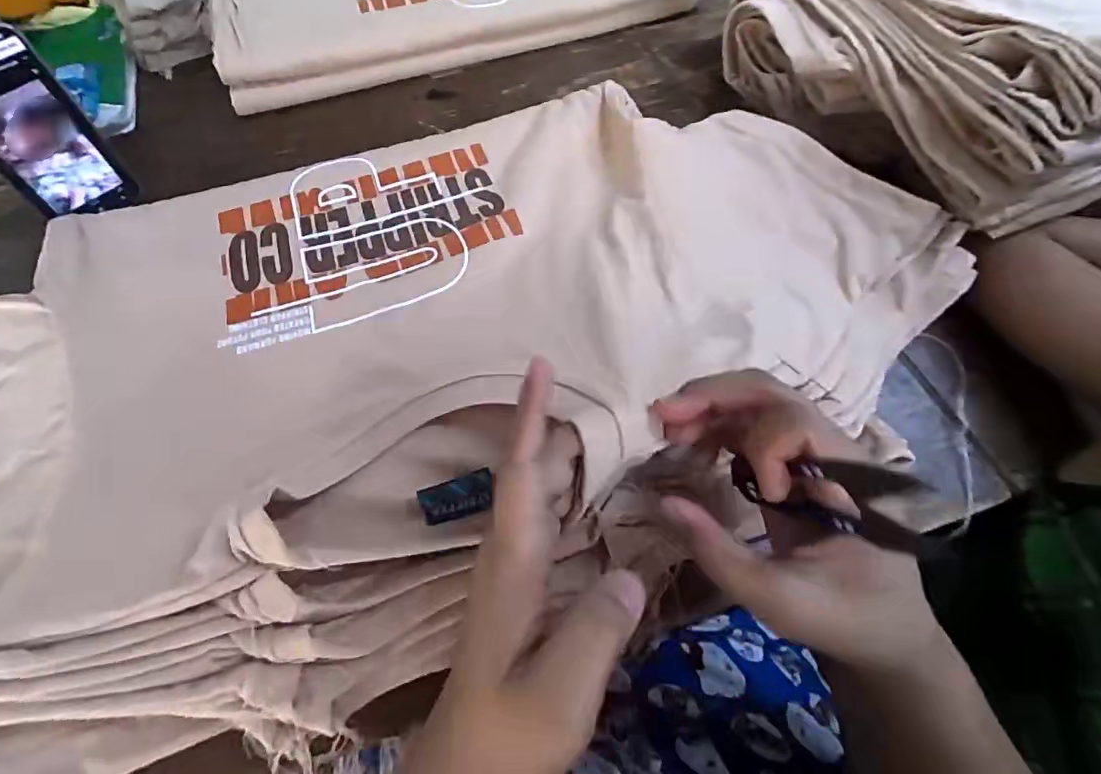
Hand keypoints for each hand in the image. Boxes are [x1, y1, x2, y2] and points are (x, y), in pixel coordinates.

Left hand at [401, 358, 646, 773]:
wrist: (469, 762)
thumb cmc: (509, 727)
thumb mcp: (559, 691)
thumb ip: (595, 631)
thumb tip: (631, 571)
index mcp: (513, 559)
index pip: (522, 470)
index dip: (530, 415)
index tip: (539, 366)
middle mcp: (509, 548)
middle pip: (532, 468)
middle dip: (556, 425)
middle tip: (600, 399)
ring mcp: (514, 564)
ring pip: (539, 490)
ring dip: (566, 455)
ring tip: (606, 432)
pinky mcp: (524, 582)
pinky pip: (549, 517)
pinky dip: (571, 491)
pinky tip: (596, 495)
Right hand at [653, 370, 942, 671]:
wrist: (886, 624)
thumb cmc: (844, 615)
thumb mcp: (783, 602)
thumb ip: (721, 555)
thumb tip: (664, 502)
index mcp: (850, 475)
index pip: (800, 423)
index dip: (767, 447)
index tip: (765, 497)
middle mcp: (829, 445)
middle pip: (768, 392)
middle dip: (711, 397)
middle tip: (663, 416)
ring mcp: (807, 447)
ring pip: (752, 399)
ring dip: (706, 407)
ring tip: (667, 431)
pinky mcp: (788, 457)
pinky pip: (746, 421)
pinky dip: (711, 425)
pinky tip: (688, 445)